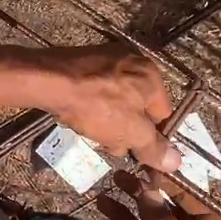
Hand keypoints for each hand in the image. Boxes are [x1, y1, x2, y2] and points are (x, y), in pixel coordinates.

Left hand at [39, 44, 180, 171]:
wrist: (45, 80)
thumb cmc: (96, 105)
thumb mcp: (132, 133)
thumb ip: (155, 148)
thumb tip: (174, 161)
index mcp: (149, 73)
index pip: (162, 114)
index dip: (152, 138)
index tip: (137, 152)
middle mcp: (128, 59)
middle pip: (135, 107)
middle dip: (125, 130)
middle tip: (110, 144)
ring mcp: (101, 58)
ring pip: (112, 100)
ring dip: (105, 121)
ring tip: (90, 132)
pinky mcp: (77, 61)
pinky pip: (91, 90)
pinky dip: (87, 105)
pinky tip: (75, 117)